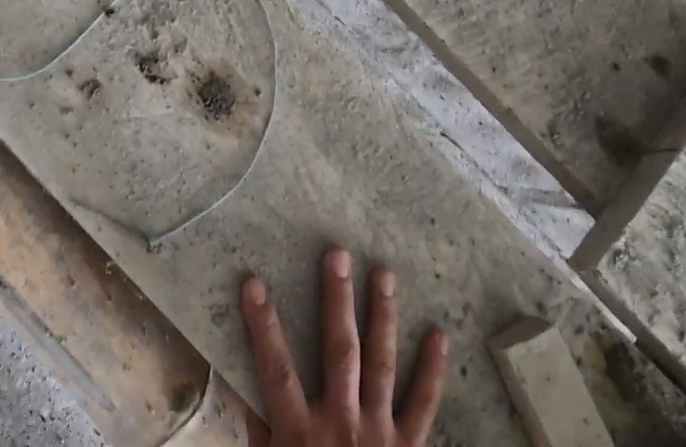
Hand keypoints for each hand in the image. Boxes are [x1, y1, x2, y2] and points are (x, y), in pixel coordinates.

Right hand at [242, 250, 447, 446]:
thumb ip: (260, 431)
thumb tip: (246, 384)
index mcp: (300, 431)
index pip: (276, 368)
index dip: (263, 325)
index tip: (253, 282)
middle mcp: (342, 424)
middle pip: (339, 352)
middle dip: (336, 300)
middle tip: (338, 255)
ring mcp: (381, 433)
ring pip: (382, 365)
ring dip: (383, 316)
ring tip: (385, 274)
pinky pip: (424, 404)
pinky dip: (432, 370)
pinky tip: (439, 334)